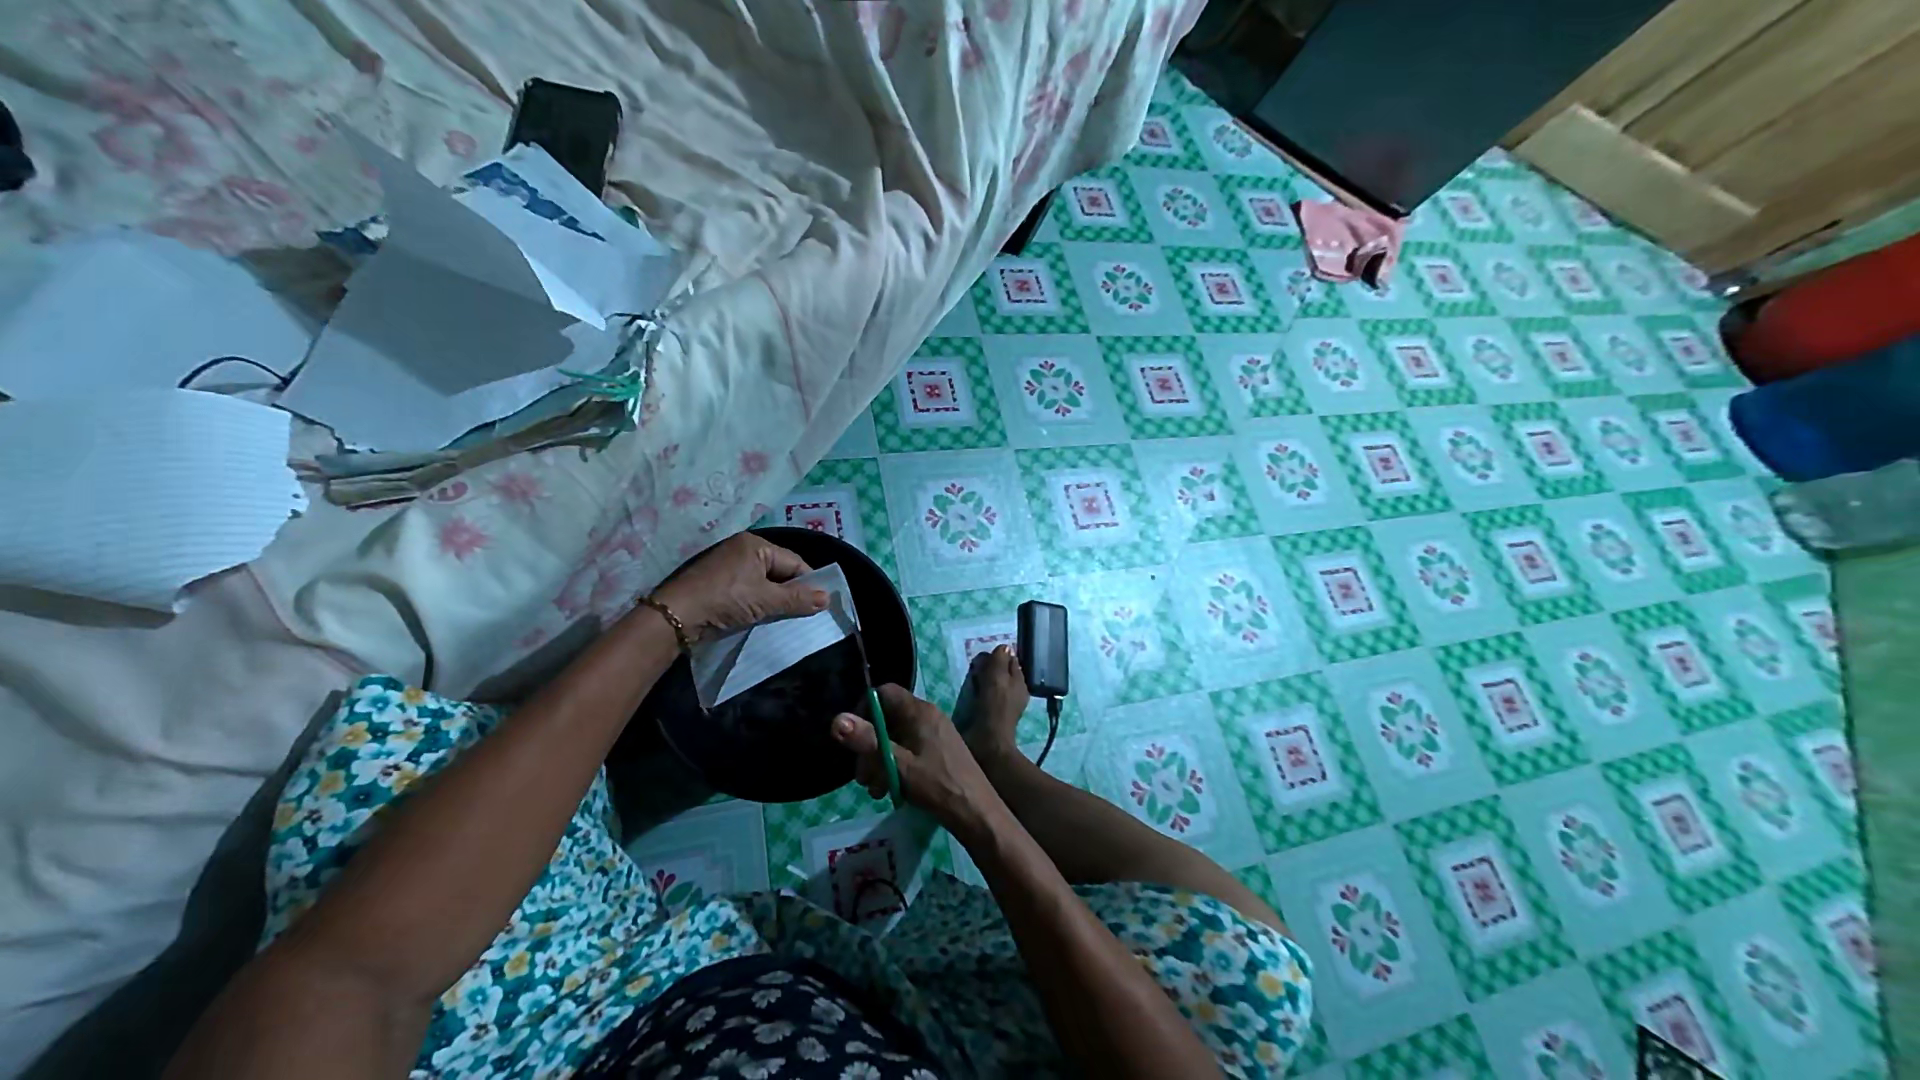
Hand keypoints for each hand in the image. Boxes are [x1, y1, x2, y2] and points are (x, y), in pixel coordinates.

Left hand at [649, 532, 828, 639]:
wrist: (675, 617)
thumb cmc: (724, 599)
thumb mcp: (765, 600)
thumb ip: (797, 599)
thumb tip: (828, 598)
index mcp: (755, 544)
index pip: (794, 562)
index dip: (808, 583)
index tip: (818, 605)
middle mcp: (742, 550)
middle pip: (780, 571)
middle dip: (791, 592)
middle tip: (803, 614)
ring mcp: (728, 567)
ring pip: (764, 583)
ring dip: (774, 600)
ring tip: (784, 619)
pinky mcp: (718, 585)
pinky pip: (749, 591)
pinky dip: (758, 604)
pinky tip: (762, 618)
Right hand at [831, 684, 1002, 832]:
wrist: (976, 811)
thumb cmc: (936, 784)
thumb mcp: (897, 764)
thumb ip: (867, 741)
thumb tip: (836, 720)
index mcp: (919, 712)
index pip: (884, 692)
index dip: (863, 710)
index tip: (852, 738)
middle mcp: (928, 716)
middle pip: (887, 718)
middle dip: (869, 745)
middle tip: (863, 777)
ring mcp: (935, 733)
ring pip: (897, 738)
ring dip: (880, 760)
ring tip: (876, 789)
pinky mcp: (940, 751)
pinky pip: (909, 749)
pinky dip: (896, 765)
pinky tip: (891, 790)